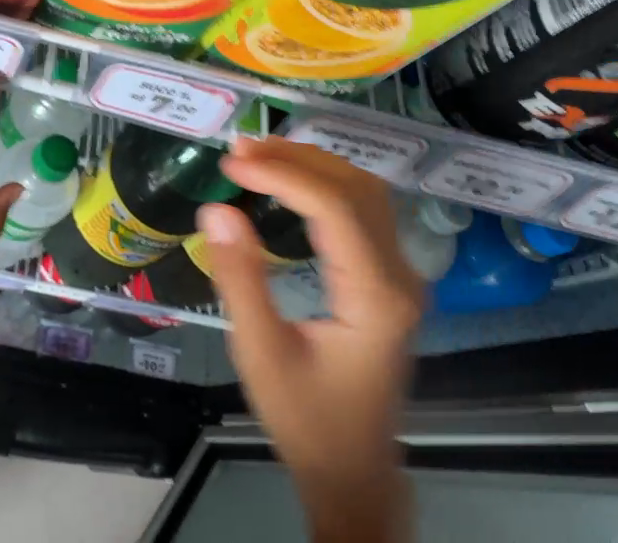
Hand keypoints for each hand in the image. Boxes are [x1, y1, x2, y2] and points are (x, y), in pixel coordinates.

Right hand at [200, 136, 422, 540]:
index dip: (282, 175)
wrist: (352, 469)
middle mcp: (400, 277)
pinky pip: (363, 213)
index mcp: (375, 296)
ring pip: (366, 194)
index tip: (232, 163)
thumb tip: (216, 208)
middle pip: (358, 189)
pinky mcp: (389, 282)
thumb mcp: (260, 353)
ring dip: (313, 166)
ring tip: (257, 156)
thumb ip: (240, 279)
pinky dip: (324, 186)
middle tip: (240, 150)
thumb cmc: (304, 418)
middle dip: (298, 159)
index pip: (334, 208)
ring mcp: (401, 278)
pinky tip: (289, 182)